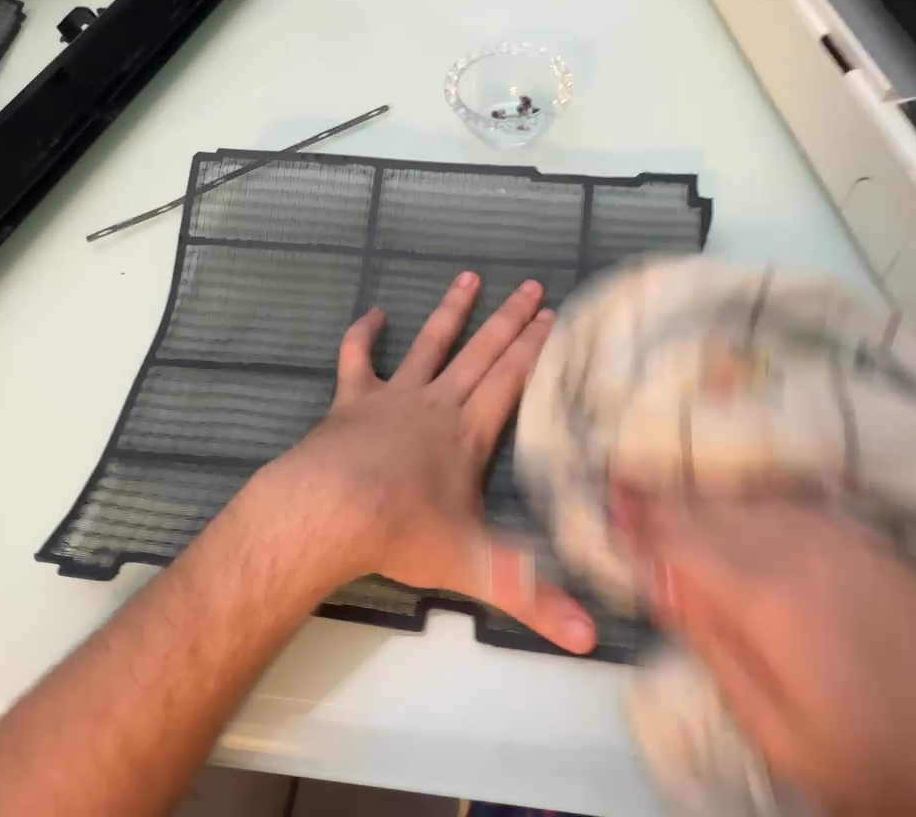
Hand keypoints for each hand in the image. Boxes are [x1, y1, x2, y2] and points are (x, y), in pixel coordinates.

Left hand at [260, 272, 597, 653]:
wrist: (326, 513)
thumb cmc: (402, 533)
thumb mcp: (474, 568)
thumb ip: (531, 598)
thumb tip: (588, 639)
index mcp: (468, 432)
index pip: (511, 379)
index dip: (535, 347)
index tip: (553, 315)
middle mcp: (436, 403)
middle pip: (481, 352)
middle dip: (509, 319)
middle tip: (530, 284)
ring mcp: (392, 396)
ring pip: (430, 344)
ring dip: (451, 311)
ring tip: (468, 276)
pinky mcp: (351, 400)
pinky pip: (358, 359)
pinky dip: (364, 335)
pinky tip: (372, 313)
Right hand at [612, 490, 915, 814]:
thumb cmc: (870, 753)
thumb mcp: (774, 726)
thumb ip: (711, 641)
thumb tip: (658, 577)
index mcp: (766, 593)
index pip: (678, 536)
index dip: (636, 519)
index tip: (603, 502)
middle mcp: (795, 543)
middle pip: (706, 506)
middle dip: (658, 497)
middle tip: (619, 484)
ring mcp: (834, 532)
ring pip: (744, 497)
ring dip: (699, 495)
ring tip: (663, 492)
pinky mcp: (860, 534)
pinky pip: (783, 502)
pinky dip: (743, 502)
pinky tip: (732, 512)